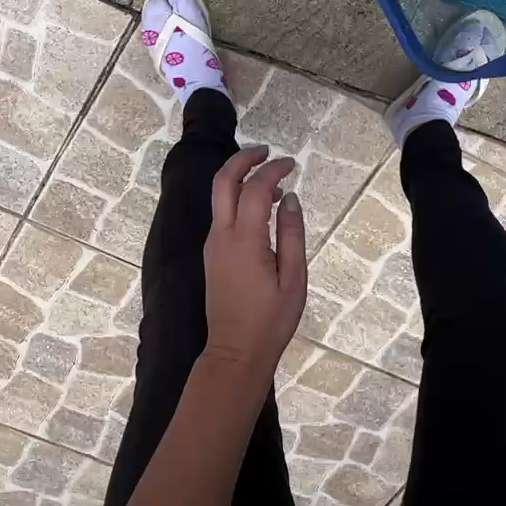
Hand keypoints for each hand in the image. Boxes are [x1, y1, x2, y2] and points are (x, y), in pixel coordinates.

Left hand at [202, 147, 306, 373]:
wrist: (235, 353)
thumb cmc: (270, 320)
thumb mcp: (293, 279)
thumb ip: (291, 234)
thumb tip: (290, 197)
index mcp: (244, 241)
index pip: (254, 189)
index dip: (273, 169)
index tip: (292, 163)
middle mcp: (222, 236)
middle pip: (223, 181)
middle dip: (243, 159)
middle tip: (267, 151)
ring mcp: (213, 243)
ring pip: (219, 195)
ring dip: (241, 177)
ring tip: (273, 180)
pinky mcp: (212, 252)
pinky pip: (222, 213)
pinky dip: (238, 197)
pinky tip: (262, 207)